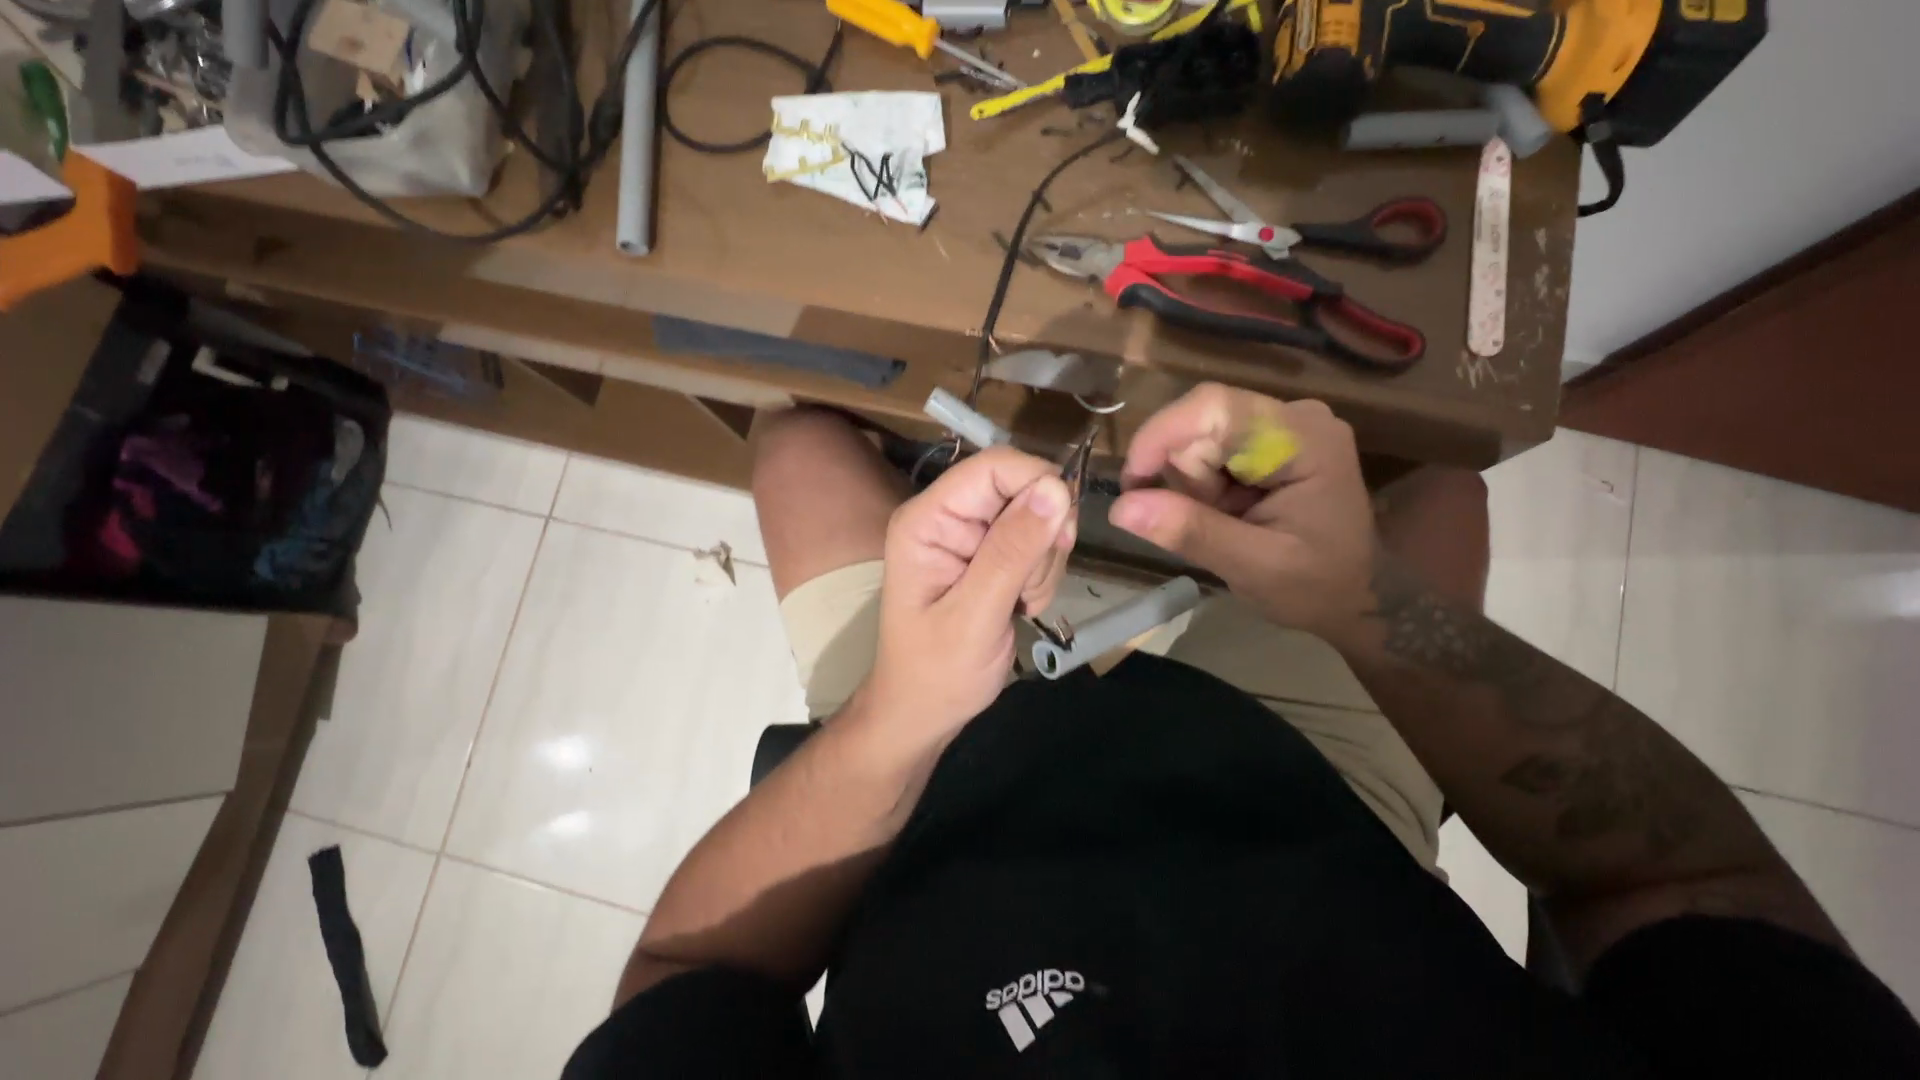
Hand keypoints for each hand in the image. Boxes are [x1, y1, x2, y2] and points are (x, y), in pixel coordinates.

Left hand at [855, 446, 1074, 742]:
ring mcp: (970, 536)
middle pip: (1022, 488)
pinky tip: (1020, 606)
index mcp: (928, 520)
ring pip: (1037, 518)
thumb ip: (1013, 551)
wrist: (925, 711)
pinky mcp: (990, 555)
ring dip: (1042, 563)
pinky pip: (1038, 544)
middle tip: (1028, 588)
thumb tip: (1056, 488)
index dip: (1038, 484)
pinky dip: (1041, 576)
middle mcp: (948, 517)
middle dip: (1041, 537)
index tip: (1063, 533)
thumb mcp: (975, 615)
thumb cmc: (937, 671)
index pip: (993, 467)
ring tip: (1017, 605)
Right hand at [1107, 384, 1375, 637]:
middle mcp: (1292, 415)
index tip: (1132, 485)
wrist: (1356, 596)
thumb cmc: (1316, 586)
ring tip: (1225, 523)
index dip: (1161, 436)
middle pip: (1200, 423)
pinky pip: (1208, 447)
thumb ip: (1192, 532)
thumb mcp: (1253, 568)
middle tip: (1211, 526)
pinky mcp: (1268, 438)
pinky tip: (1227, 511)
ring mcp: (1281, 424)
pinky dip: (1203, 484)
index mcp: (1304, 438)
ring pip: (1197, 436)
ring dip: (1193, 484)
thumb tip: (1121, 508)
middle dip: (1186, 477)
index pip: (1214, 407)